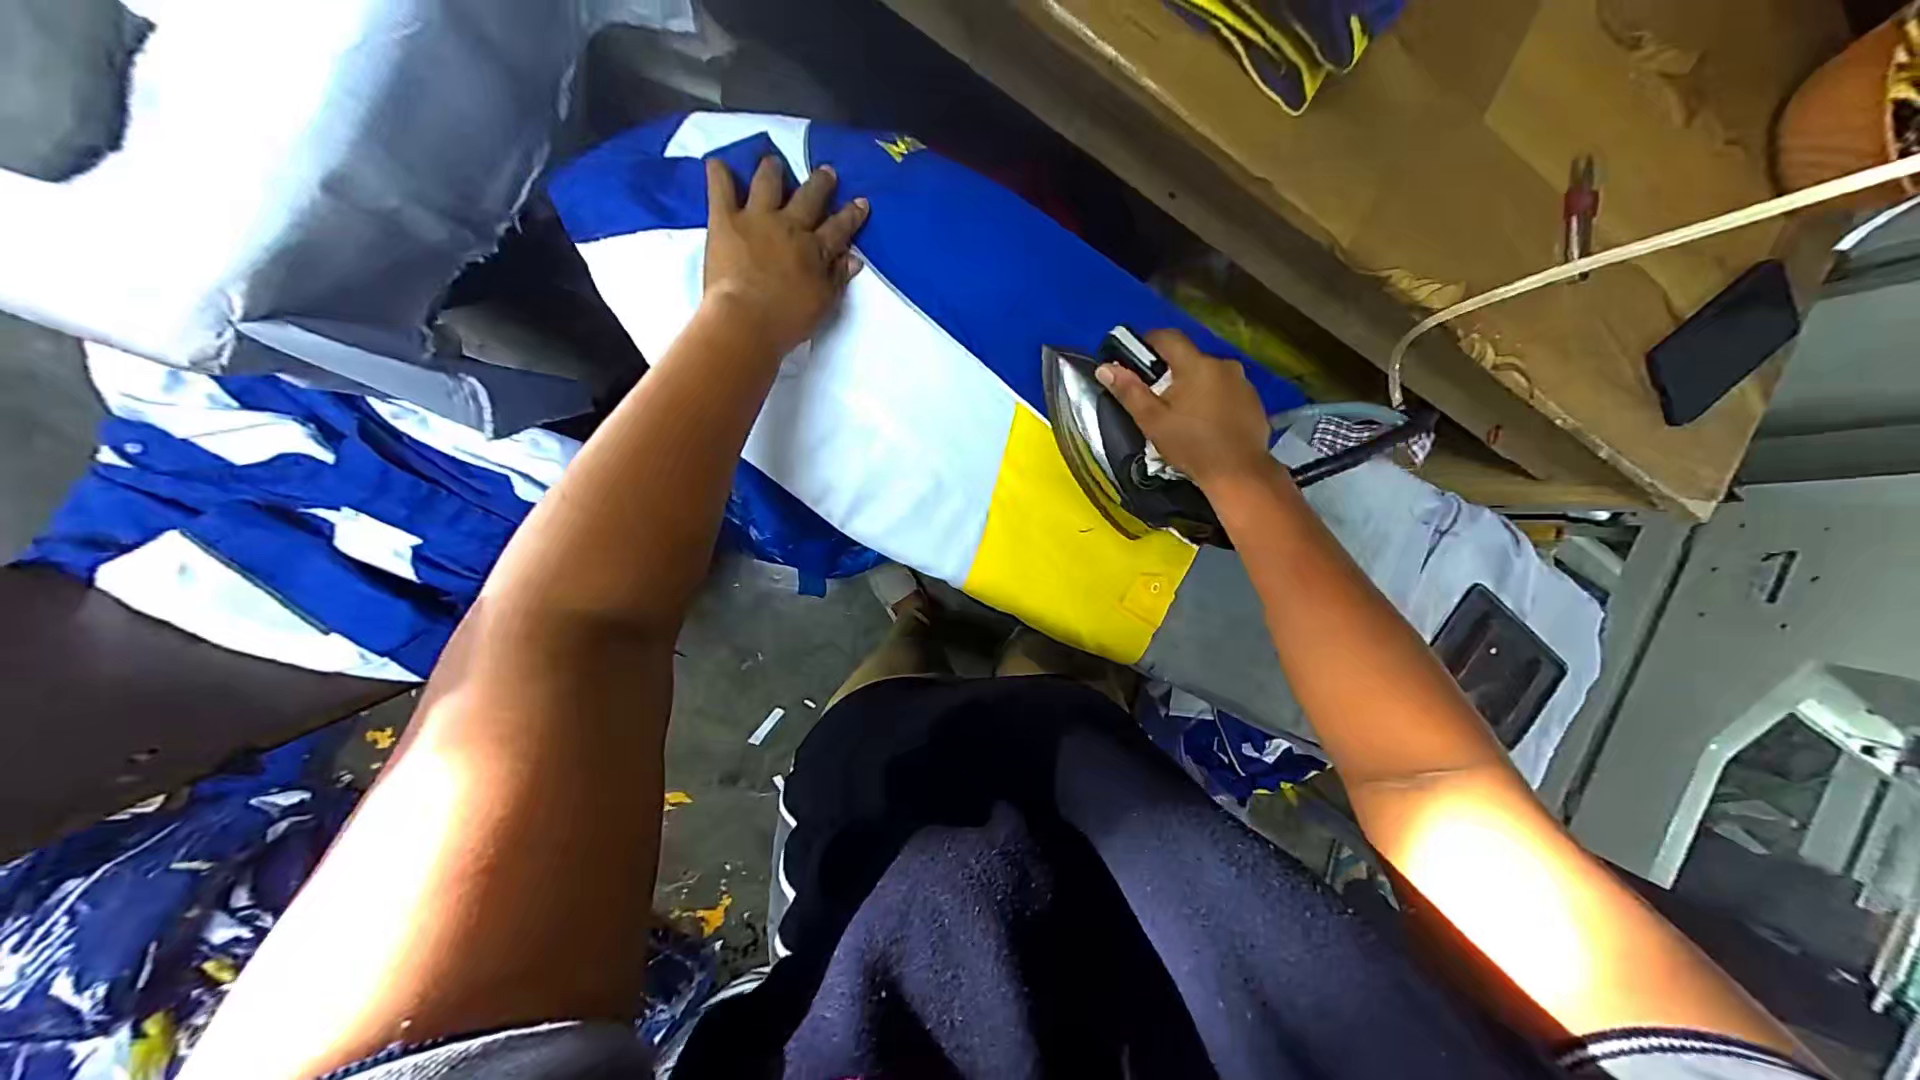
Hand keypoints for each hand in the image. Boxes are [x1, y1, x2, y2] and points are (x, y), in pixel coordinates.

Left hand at [703, 155, 869, 356]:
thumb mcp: (823, 303)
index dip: (852, 214)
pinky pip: (721, 187)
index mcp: (816, 250)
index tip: (861, 201)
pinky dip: (720, 172)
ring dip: (773, 169)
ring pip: (768, 182)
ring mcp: (757, 218)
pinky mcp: (725, 219)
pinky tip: (719, 163)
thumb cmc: (788, 320)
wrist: (746, 320)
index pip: (839, 228)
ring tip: (774, 162)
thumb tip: (853, 259)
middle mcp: (790, 226)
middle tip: (827, 171)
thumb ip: (838, 279)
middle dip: (820, 183)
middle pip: (809, 197)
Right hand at [1097, 329, 1279, 491]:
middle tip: (1157, 398)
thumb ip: (1129, 391)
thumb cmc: (1191, 445)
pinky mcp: (1254, 400)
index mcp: (1196, 365)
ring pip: (1209, 375)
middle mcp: (1223, 365)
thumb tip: (1104, 368)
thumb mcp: (1152, 421)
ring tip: (1184, 415)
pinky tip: (1208, 423)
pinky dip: (1214, 400)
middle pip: (1189, 359)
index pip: (1168, 337)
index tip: (1136, 358)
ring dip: (1194, 387)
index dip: (1149, 342)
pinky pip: (1227, 391)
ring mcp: (1243, 382)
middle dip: (1171, 372)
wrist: (1238, 472)